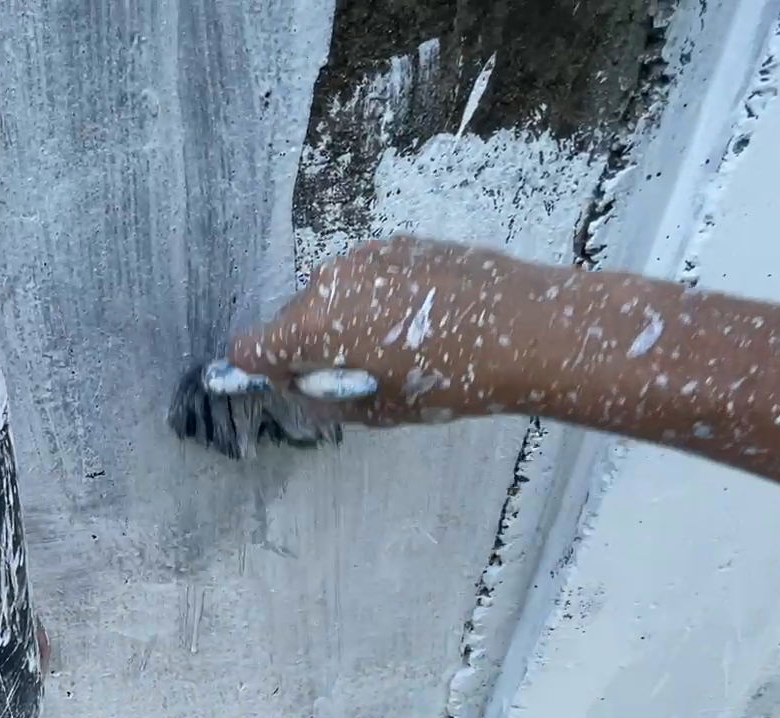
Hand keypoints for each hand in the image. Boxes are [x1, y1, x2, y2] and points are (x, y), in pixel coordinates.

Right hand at [228, 236, 546, 425]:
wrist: (530, 328)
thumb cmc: (447, 380)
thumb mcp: (371, 411)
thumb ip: (319, 397)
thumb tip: (301, 383)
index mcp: (313, 326)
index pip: (249, 348)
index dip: (263, 371)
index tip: (295, 382)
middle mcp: (328, 282)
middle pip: (289, 320)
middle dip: (307, 345)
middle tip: (356, 368)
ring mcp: (363, 257)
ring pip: (326, 297)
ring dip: (341, 320)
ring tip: (393, 341)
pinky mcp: (397, 244)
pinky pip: (362, 278)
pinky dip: (372, 298)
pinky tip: (417, 317)